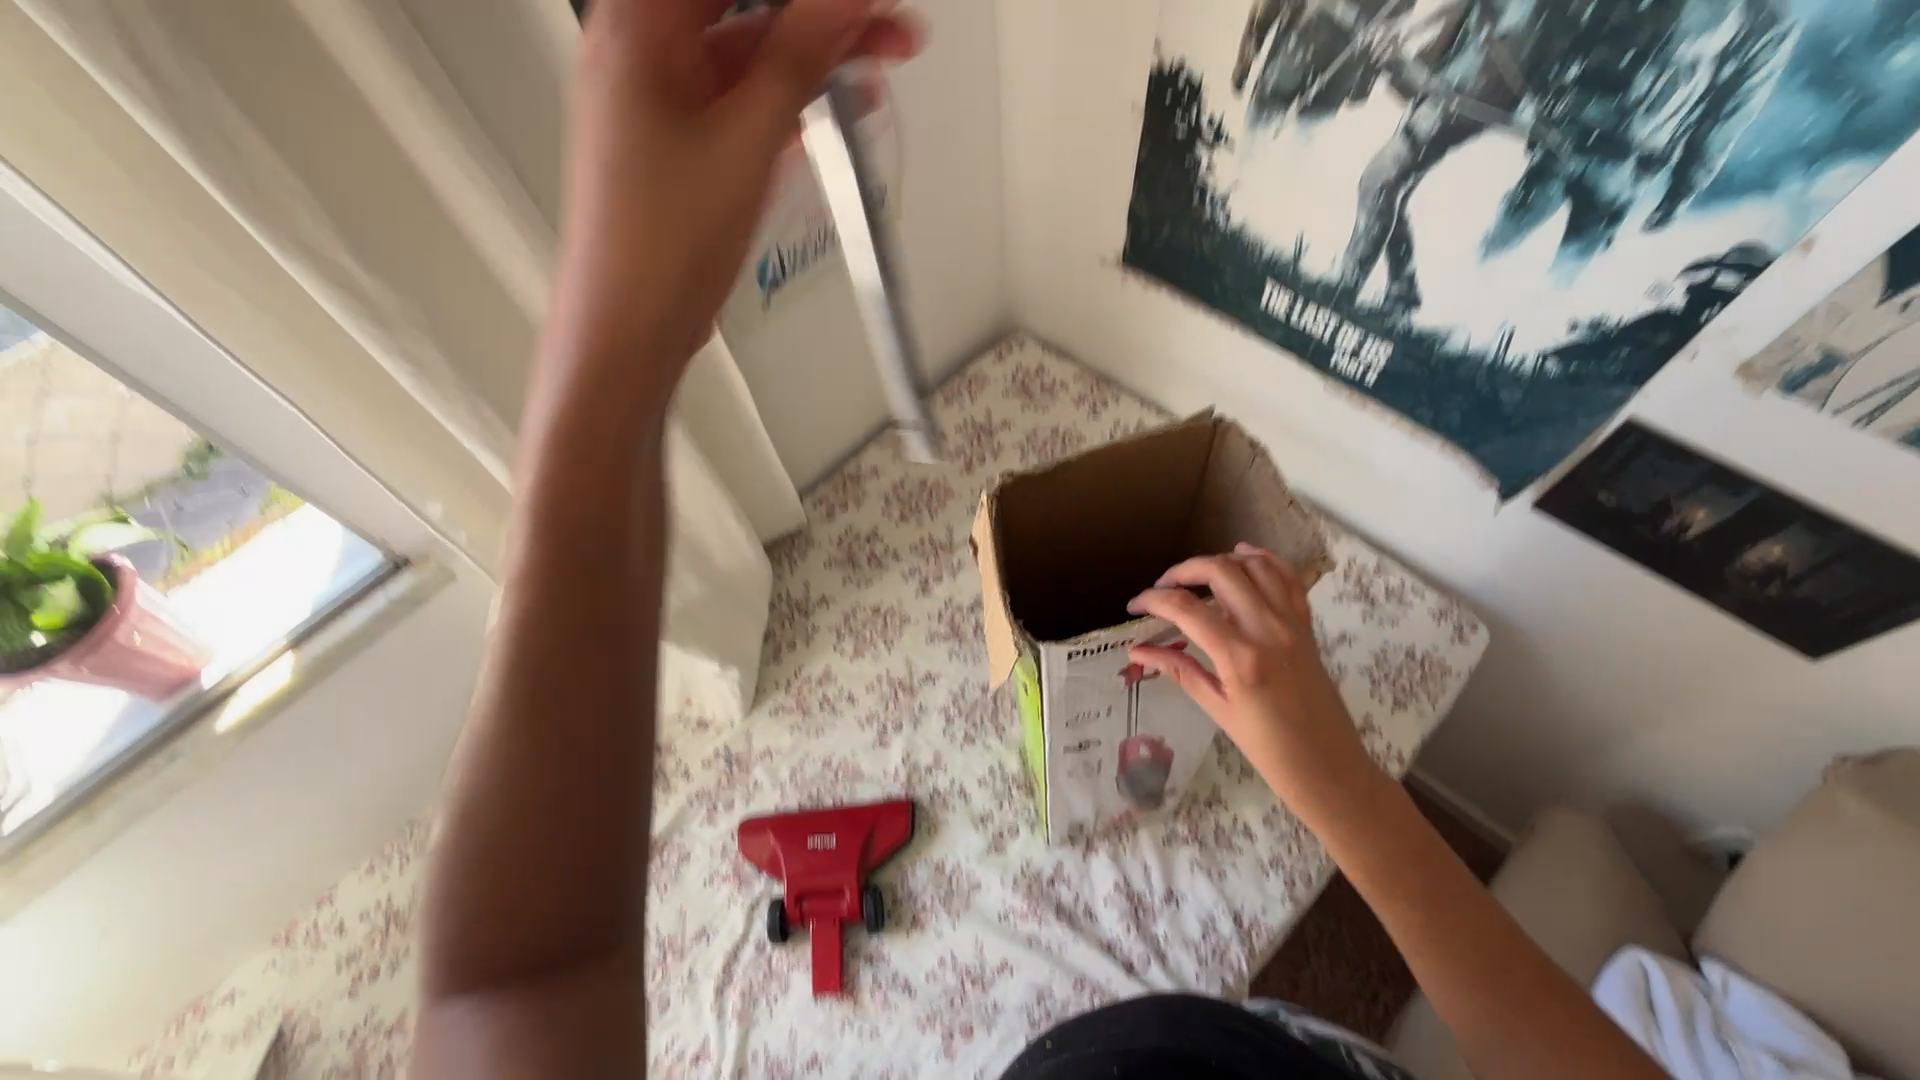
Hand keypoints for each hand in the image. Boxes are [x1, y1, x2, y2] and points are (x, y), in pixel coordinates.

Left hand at [541, 0, 921, 414]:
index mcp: (637, 26)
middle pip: (743, 9)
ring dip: (815, 57)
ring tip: (884, 66)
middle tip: (893, 29)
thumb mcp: (746, 138)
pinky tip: (842, 106)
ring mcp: (665, 101)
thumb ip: (799, 55)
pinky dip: (792, 101)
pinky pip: (745, 103)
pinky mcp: (687, 146)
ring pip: (751, 54)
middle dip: (820, 16)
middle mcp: (645, 52)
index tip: (863, 3)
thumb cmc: (663, 240)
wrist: (630, 331)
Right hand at [1126, 543, 1377, 806]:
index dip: (1153, 599)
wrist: (1328, 766)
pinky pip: (1287, 579)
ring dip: (1222, 560)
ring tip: (1197, 574)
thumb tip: (1137, 652)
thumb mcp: (1216, 709)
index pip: (1186, 609)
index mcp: (1239, 657)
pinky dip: (1263, 562)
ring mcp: (1292, 624)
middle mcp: (1267, 630)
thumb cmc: (1268, 748)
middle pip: (1221, 572)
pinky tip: (1243, 560)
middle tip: (1162, 587)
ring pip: (1256, 566)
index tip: (1134, 606)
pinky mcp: (1306, 626)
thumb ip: (1179, 670)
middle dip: (1183, 570)